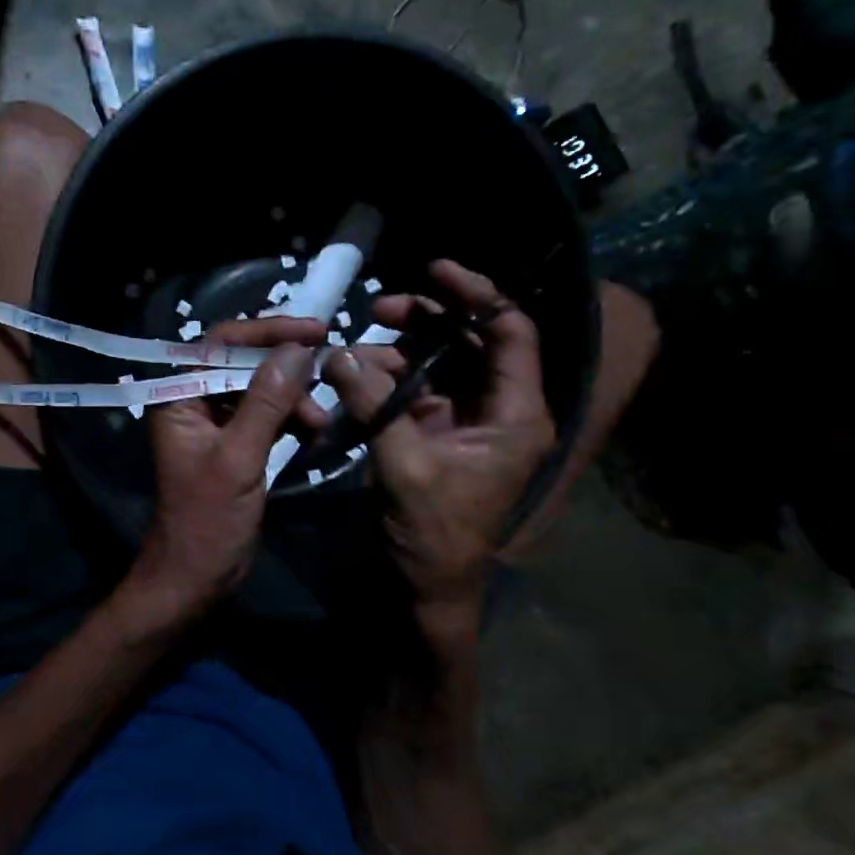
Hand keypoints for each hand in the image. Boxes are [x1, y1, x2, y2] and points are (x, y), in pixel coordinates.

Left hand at [115, 317, 321, 632]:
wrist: (195, 577)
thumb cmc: (207, 520)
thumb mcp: (239, 458)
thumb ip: (266, 403)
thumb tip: (297, 350)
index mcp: (179, 397)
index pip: (219, 342)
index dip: (266, 330)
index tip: (314, 330)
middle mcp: (193, 402)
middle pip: (243, 362)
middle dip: (286, 369)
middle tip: (328, 374)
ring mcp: (215, 425)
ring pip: (260, 390)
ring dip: (294, 399)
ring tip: (320, 423)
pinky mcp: (235, 446)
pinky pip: (267, 417)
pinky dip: (291, 420)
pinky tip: (314, 433)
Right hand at [322, 260, 555, 635]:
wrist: (421, 586)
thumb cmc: (433, 535)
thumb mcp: (406, 468)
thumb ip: (375, 407)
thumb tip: (339, 356)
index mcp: (514, 415)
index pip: (510, 335)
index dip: (479, 295)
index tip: (434, 269)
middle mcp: (494, 409)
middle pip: (468, 341)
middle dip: (424, 319)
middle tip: (376, 308)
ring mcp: (459, 420)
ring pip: (433, 362)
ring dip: (393, 350)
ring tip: (349, 354)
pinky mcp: (427, 432)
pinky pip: (406, 388)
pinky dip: (379, 378)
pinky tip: (349, 377)